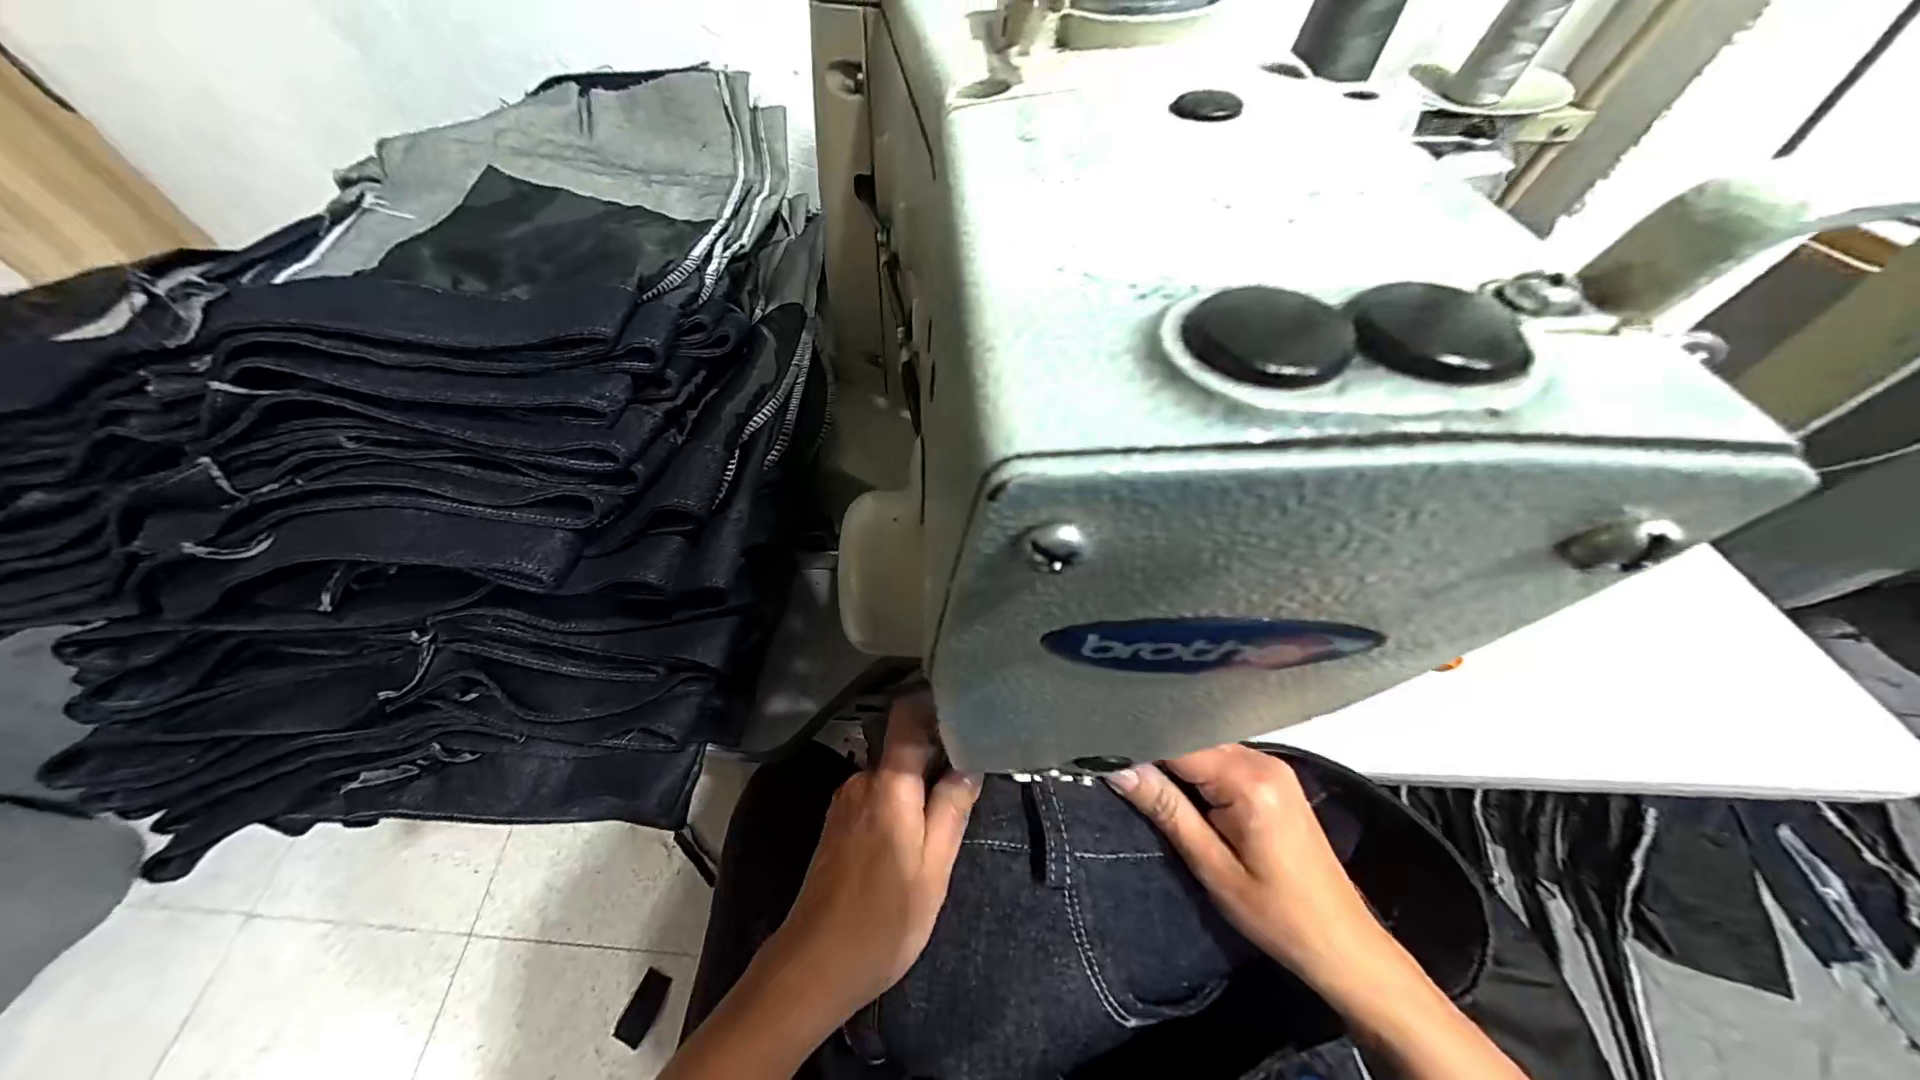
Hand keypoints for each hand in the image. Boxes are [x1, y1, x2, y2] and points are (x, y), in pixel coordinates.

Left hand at [764, 694, 981, 1014]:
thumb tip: (969, 764)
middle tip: (973, 778)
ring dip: (920, 787)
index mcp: (887, 785)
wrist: (812, 968)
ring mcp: (845, 804)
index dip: (936, 706)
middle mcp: (860, 782)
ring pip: (892, 777)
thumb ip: (952, 809)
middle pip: (903, 748)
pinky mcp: (838, 826)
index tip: (969, 713)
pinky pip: (878, 797)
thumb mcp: (934, 868)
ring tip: (950, 812)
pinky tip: (916, 835)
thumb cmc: (883, 920)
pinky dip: (901, 804)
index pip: (907, 717)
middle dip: (938, 757)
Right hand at [1110, 745, 1529, 1079]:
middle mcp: (1264, 760)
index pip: (1179, 740)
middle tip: (1108, 752)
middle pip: (1192, 736)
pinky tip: (1171, 776)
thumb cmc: (1277, 914)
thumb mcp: (1211, 866)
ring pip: (1205, 743)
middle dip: (1152, 744)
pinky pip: (1221, 756)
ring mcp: (1272, 766)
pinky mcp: (1273, 777)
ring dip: (1172, 755)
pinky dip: (1193, 765)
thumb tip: (1117, 767)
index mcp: (1249, 780)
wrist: (1343, 944)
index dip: (1137, 740)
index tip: (1098, 742)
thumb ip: (1165, 809)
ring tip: (1131, 761)